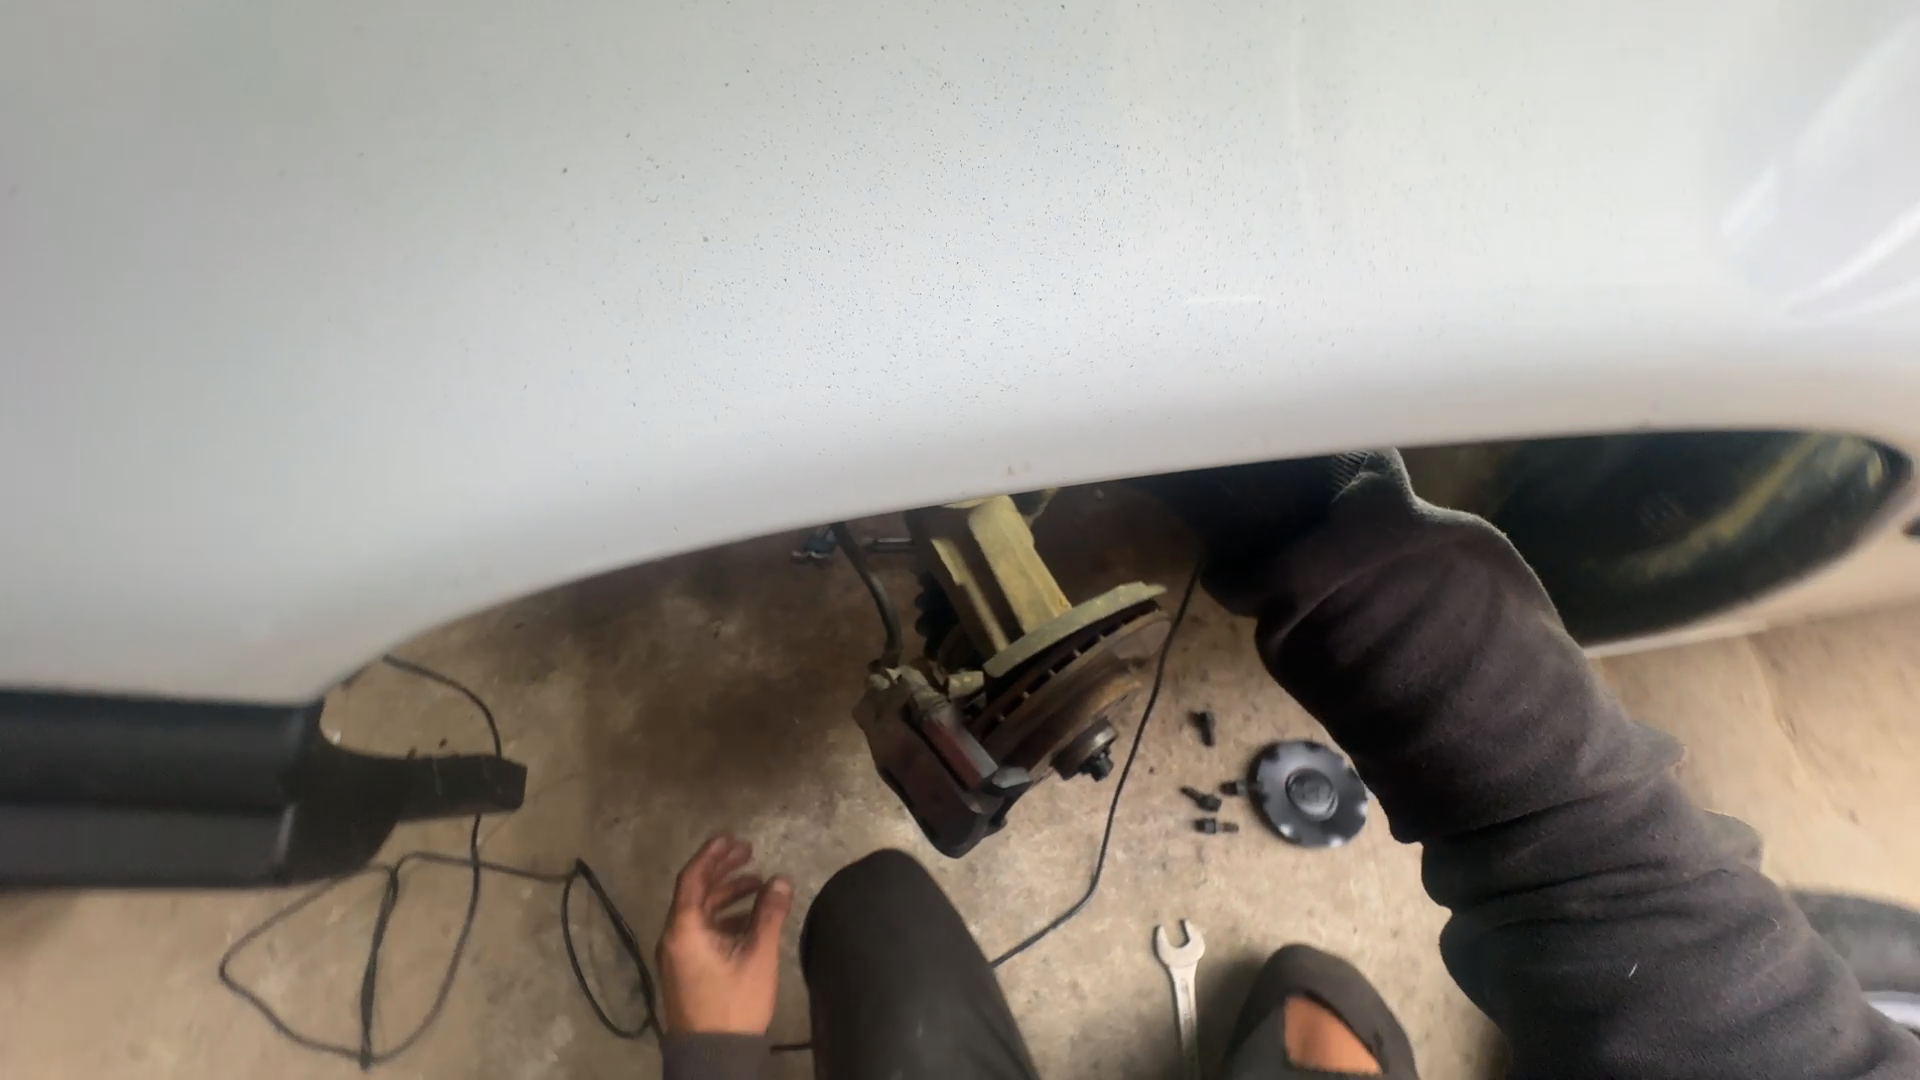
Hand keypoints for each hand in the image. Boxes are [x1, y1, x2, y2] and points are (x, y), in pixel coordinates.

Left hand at [656, 834, 793, 1034]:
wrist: (714, 1059)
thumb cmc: (734, 1003)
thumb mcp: (758, 955)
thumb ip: (769, 912)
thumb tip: (781, 879)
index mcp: (684, 930)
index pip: (693, 878)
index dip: (712, 854)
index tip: (732, 837)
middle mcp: (675, 938)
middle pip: (696, 891)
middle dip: (723, 869)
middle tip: (749, 851)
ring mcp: (680, 955)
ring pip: (702, 911)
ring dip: (728, 893)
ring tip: (758, 884)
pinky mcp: (688, 969)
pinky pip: (704, 929)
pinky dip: (726, 915)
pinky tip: (752, 917)